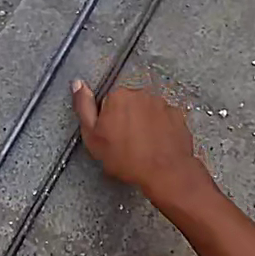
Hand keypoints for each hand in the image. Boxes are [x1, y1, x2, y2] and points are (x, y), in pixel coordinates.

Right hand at [71, 82, 209, 202]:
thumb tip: (77, 84)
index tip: (110, 136)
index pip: (107, 102)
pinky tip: (156, 145)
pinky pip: (163, 119)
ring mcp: (161, 103)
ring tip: (143, 147)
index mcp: (118, 96)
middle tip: (125, 143)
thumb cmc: (127, 157)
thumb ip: (83, 106)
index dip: (107, 120)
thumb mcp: (93, 136)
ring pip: (146, 111)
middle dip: (126, 119)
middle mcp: (141, 94)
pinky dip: (160, 128)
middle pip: (128, 104)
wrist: (164, 171)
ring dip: (144, 123)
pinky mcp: (177, 115)